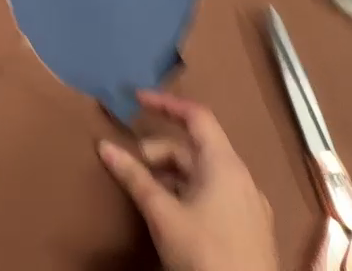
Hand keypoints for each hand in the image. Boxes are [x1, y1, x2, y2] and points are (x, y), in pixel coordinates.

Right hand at [99, 89, 277, 270]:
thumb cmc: (205, 252)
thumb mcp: (162, 213)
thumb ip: (134, 176)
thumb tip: (104, 145)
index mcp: (225, 166)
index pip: (197, 117)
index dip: (165, 103)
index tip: (134, 99)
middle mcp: (242, 180)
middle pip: (192, 149)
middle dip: (157, 152)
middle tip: (129, 168)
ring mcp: (248, 206)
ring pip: (201, 174)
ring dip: (168, 175)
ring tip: (144, 193)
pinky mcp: (248, 229)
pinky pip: (212, 194)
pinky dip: (185, 191)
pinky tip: (169, 212)